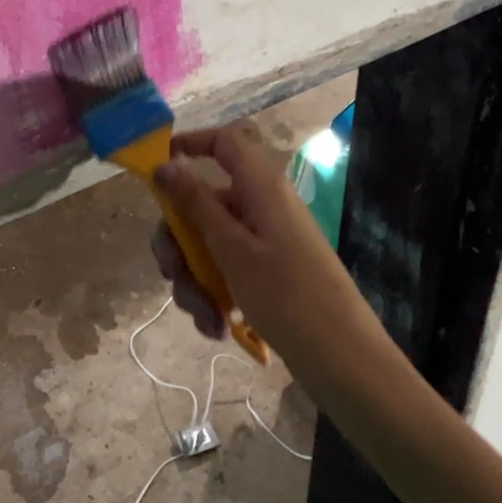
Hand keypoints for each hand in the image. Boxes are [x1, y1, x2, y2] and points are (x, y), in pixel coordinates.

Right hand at [152, 125, 361, 354]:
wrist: (344, 360)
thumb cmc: (287, 295)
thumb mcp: (231, 249)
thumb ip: (194, 204)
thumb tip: (163, 165)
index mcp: (260, 186)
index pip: (224, 142)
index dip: (189, 145)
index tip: (157, 172)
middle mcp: (263, 205)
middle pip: (205, 203)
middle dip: (179, 241)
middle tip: (170, 274)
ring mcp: (266, 239)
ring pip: (210, 242)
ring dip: (195, 277)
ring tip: (204, 317)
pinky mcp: (269, 271)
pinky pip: (228, 268)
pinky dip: (216, 293)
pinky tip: (217, 325)